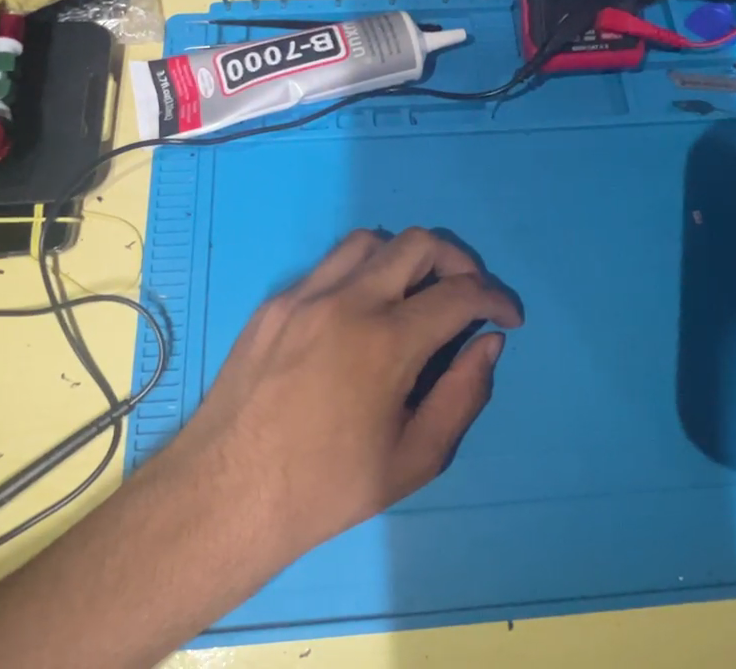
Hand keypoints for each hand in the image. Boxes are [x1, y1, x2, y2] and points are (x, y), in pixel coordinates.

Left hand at [143, 228, 521, 565]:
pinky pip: (329, 265)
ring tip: (418, 296)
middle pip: (419, 243)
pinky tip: (363, 313)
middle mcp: (346, 301)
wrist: (226, 495)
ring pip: (371, 240)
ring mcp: (303, 295)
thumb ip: (463, 395)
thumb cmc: (327, 488)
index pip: (461, 293)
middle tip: (469, 298)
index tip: (509, 318)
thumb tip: (488, 343)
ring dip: (408, 257)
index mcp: (386, 341)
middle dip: (460, 263)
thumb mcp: (414, 459)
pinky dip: (363, 272)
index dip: (497, 298)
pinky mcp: (274, 304)